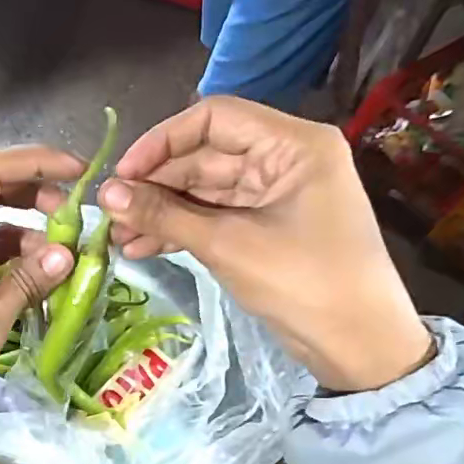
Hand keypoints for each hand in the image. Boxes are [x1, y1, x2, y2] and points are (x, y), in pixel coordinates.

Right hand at [87, 96, 431, 391]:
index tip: (122, 173)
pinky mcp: (266, 227)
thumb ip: (164, 215)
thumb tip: (105, 194)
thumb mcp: (229, 245)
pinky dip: (182, 230)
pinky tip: (142, 247)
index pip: (214, 118)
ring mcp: (275, 194)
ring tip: (118, 236)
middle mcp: (284, 158)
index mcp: (292, 144)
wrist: (358, 345)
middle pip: (206, 155)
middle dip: (156, 183)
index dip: (162, 141)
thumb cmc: (303, 283)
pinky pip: (216, 216)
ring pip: (206, 190)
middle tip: (111, 212)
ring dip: (163, 211)